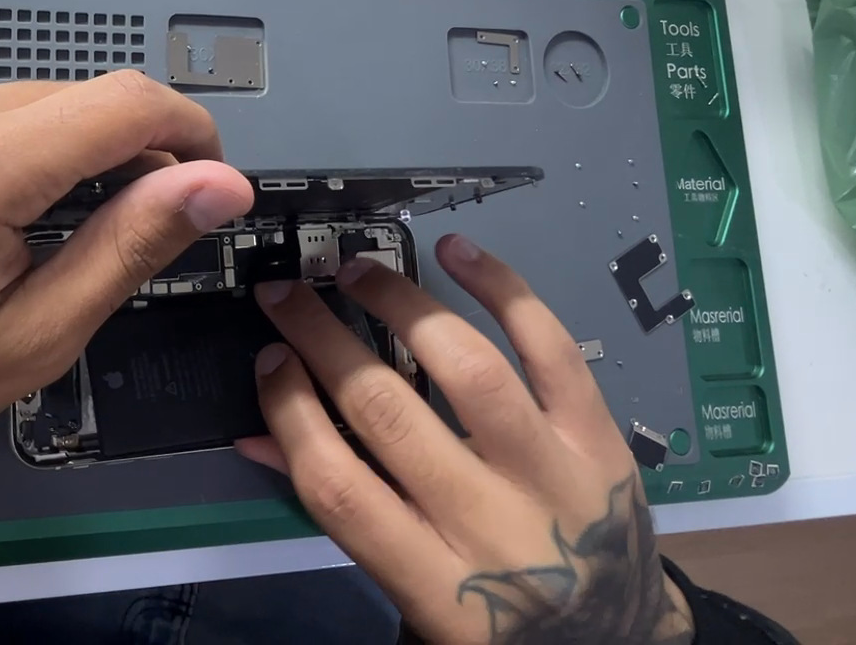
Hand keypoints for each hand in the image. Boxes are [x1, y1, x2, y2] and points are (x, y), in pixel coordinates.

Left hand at [0, 74, 253, 510]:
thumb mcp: (34, 336)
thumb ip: (130, 246)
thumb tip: (219, 187)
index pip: (120, 103)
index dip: (187, 133)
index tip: (208, 185)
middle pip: (83, 96)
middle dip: (137, 149)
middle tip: (142, 226)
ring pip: (40, 98)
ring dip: (82, 147)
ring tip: (74, 225)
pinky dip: (30, 143)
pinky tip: (19, 204)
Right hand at [236, 235, 693, 644]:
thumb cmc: (492, 620)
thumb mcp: (409, 591)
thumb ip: (337, 507)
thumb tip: (256, 433)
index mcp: (432, 580)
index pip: (338, 486)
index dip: (291, 411)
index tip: (268, 358)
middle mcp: (493, 526)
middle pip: (388, 412)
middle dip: (321, 338)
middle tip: (285, 293)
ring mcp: (555, 475)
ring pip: (469, 369)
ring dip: (400, 305)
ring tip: (354, 271)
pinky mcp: (600, 438)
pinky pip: (552, 348)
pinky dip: (502, 289)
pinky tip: (455, 249)